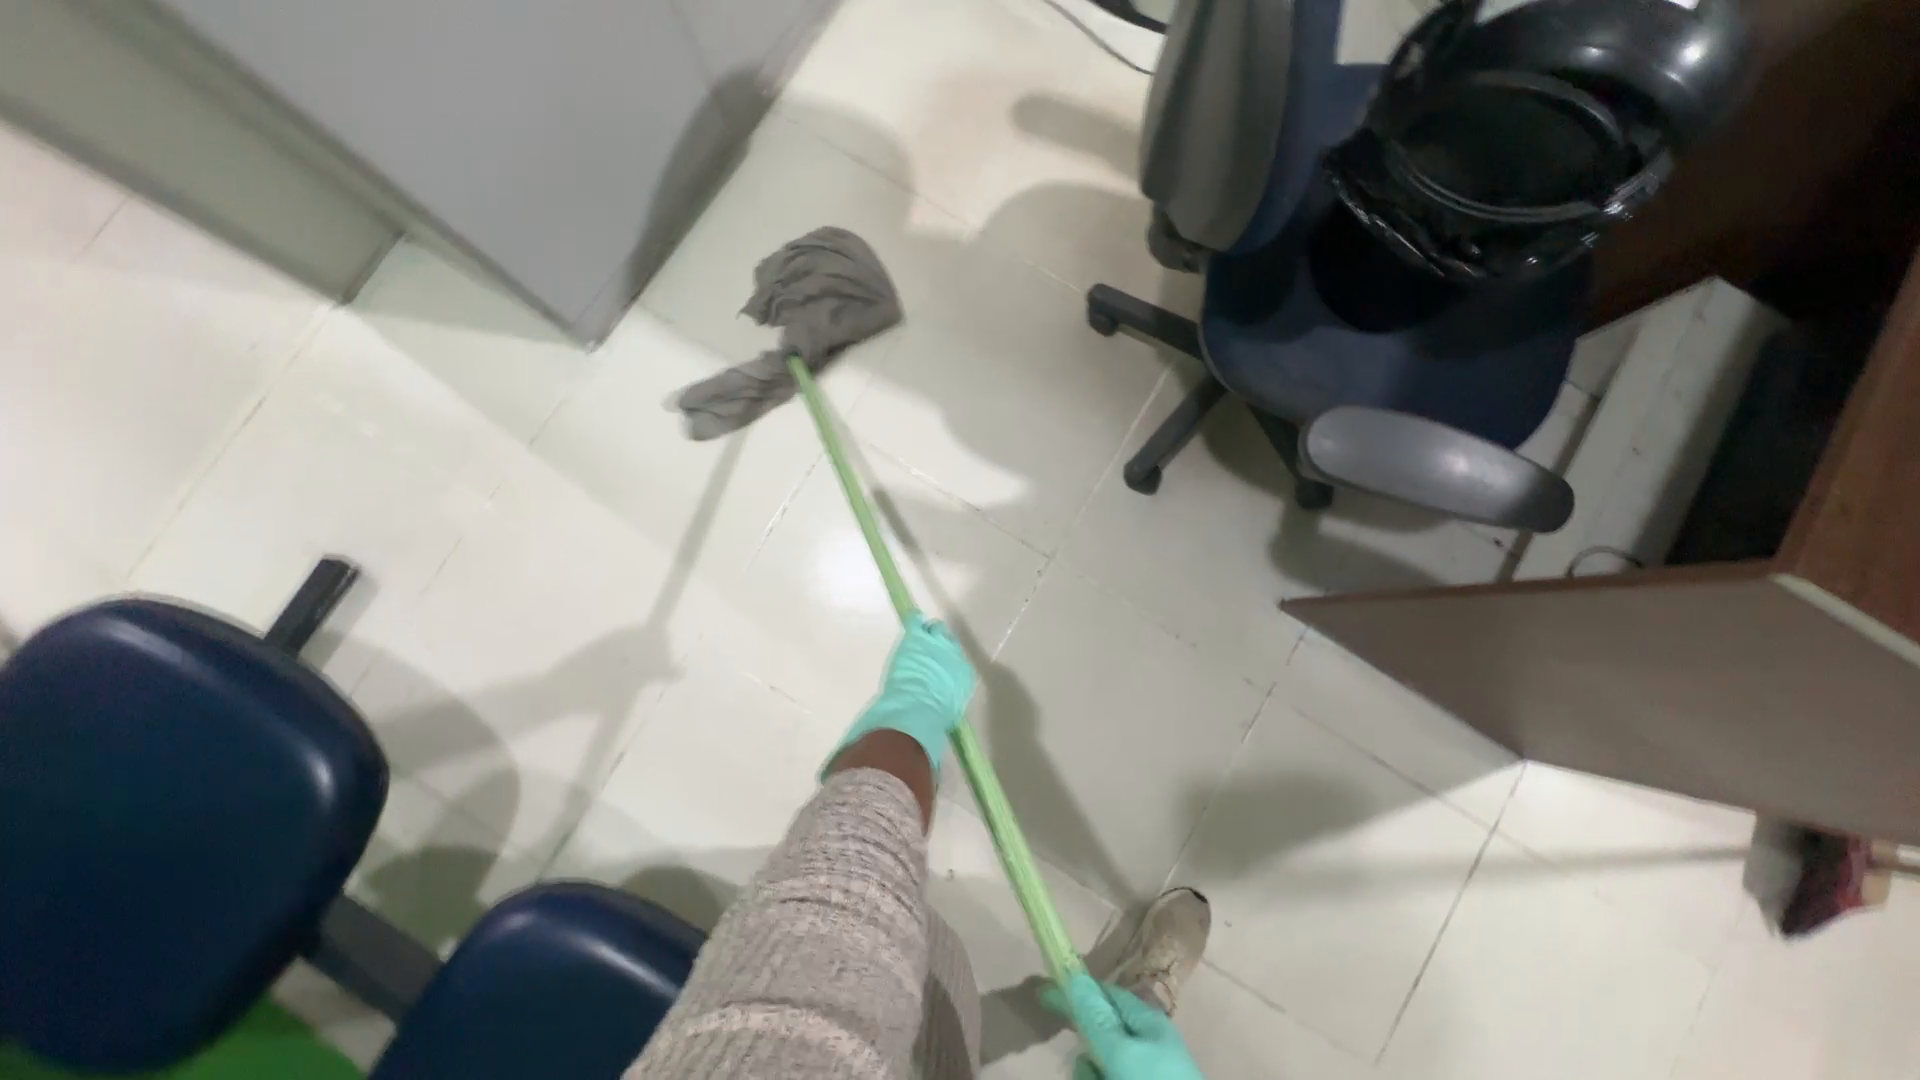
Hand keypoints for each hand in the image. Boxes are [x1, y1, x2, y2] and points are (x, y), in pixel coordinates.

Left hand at [827, 613, 974, 779]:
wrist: (919, 709)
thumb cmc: (934, 720)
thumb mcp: (947, 713)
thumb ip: (946, 702)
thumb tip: (940, 707)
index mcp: (964, 677)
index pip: (957, 663)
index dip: (946, 662)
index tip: (938, 667)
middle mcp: (956, 657)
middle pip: (948, 644)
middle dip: (939, 645)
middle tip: (930, 651)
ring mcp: (937, 645)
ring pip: (935, 632)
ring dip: (928, 635)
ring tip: (923, 636)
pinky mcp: (919, 639)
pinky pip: (919, 623)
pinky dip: (916, 620)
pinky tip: (914, 617)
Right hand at [1042, 975, 1205, 1079]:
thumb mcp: (1122, 1052)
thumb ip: (1095, 1018)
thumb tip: (1074, 975)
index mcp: (1146, 1023)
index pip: (1104, 995)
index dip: (1075, 993)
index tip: (1044, 997)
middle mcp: (1142, 1046)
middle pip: (1097, 1037)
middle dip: (1085, 1054)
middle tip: (1088, 1072)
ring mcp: (1137, 1074)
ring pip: (1096, 1068)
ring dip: (1090, 1076)